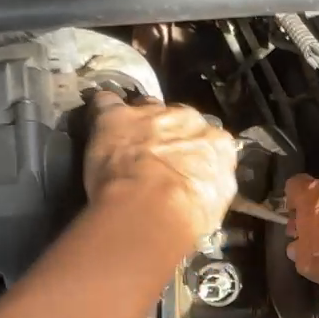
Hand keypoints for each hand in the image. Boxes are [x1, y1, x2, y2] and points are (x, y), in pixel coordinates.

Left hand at [83, 92, 238, 241]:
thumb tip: (206, 184)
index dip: (196, 153)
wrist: (151, 208)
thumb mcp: (216, 203)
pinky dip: (104, 112)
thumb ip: (213, 182)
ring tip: (127, 144)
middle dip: (169, 133)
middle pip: (179, 118)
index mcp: (219, 143)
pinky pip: (107, 103)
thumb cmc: (188, 214)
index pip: (211, 142)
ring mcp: (152, 114)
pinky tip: (100, 126)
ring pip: (146, 107)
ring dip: (139, 123)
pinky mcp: (116, 115)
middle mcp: (189, 120)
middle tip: (156, 159)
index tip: (187, 167)